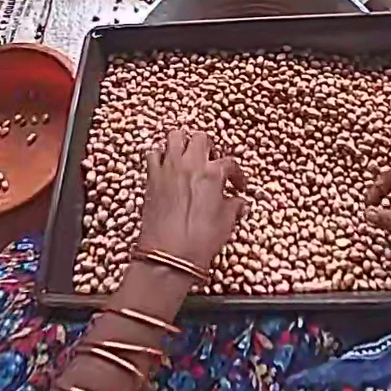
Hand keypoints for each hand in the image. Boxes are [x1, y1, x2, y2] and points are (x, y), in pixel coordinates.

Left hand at [136, 129, 244, 274]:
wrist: (169, 254)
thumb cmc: (199, 239)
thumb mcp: (226, 223)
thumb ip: (233, 206)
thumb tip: (239, 202)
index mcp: (213, 173)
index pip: (229, 163)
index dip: (237, 174)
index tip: (237, 185)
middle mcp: (190, 164)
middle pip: (200, 138)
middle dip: (208, 147)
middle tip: (211, 162)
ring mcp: (169, 168)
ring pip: (174, 136)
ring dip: (182, 143)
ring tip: (187, 157)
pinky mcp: (151, 177)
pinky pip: (153, 154)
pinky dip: (160, 156)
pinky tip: (166, 166)